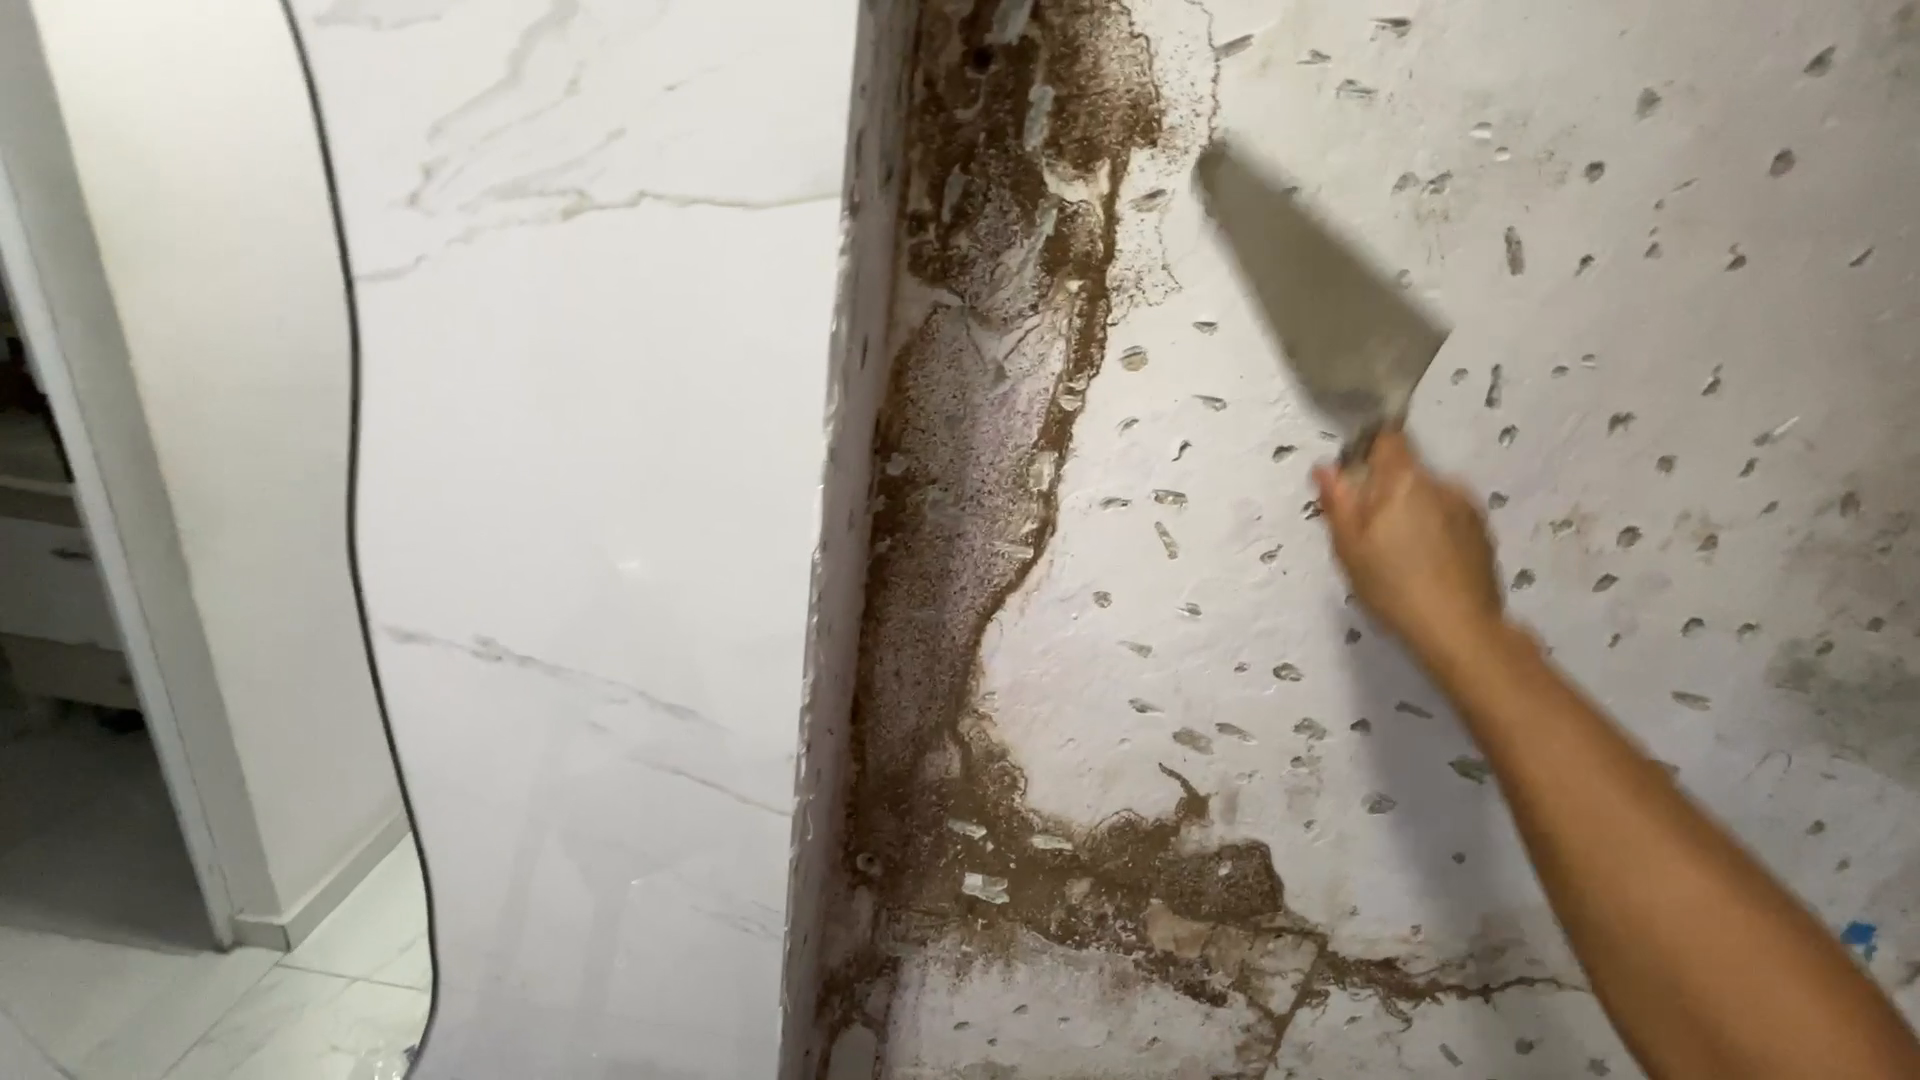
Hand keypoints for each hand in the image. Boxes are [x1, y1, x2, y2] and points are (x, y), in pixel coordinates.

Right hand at [1312, 432, 1504, 654]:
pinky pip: (1449, 517)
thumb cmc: (1391, 584)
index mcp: (1403, 481)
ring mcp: (1467, 507)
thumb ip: (1337, 500)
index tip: (1355, 474)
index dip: (1369, 449)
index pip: (1389, 440)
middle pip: (1406, 472)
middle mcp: (1441, 483)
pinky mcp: (1483, 532)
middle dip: (1386, 491)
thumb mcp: (1348, 545)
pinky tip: (1425, 563)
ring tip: (1400, 554)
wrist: (1457, 627)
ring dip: (1412, 512)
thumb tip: (1325, 467)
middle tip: (1369, 532)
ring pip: (1428, 496)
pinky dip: (1434, 530)